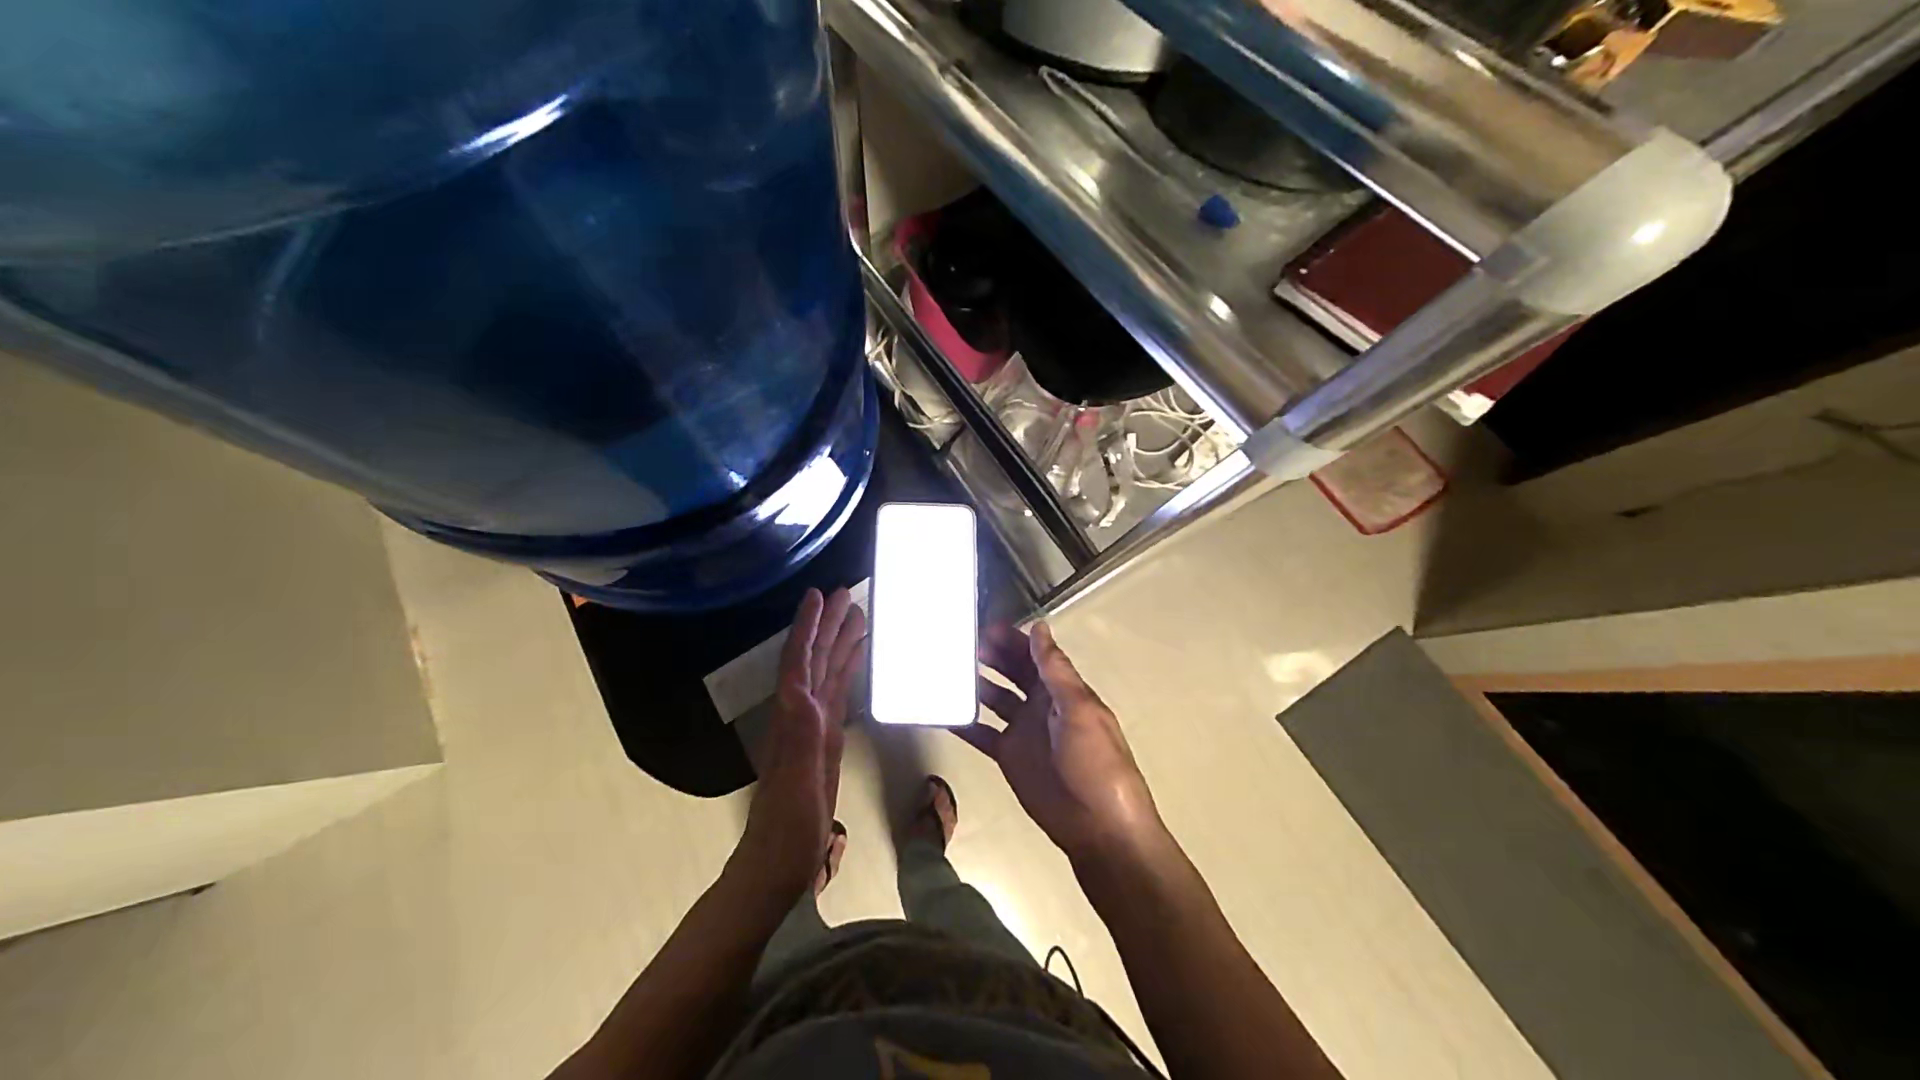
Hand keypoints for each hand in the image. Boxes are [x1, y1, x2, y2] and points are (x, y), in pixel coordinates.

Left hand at [735, 588, 865, 897]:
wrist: (777, 864)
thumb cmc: (788, 829)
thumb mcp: (798, 784)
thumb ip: (800, 739)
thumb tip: (802, 690)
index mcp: (795, 719)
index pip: (800, 662)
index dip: (807, 627)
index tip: (818, 595)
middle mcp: (802, 717)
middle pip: (816, 660)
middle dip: (829, 625)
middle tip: (848, 593)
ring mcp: (814, 730)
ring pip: (828, 675)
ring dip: (840, 644)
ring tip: (859, 617)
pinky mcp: (826, 744)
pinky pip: (837, 697)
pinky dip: (847, 674)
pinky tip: (856, 664)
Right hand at [964, 622, 1169, 866]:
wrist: (1098, 826)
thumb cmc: (1096, 763)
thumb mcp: (1078, 709)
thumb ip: (1055, 669)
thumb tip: (1040, 627)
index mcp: (1063, 691)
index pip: (1034, 656)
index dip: (1012, 640)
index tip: (984, 627)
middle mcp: (1042, 705)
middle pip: (1012, 672)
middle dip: (990, 656)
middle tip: (960, 644)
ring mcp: (1024, 730)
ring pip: (994, 698)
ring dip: (975, 683)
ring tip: (947, 670)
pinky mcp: (1009, 756)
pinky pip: (981, 733)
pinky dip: (964, 723)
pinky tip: (944, 711)